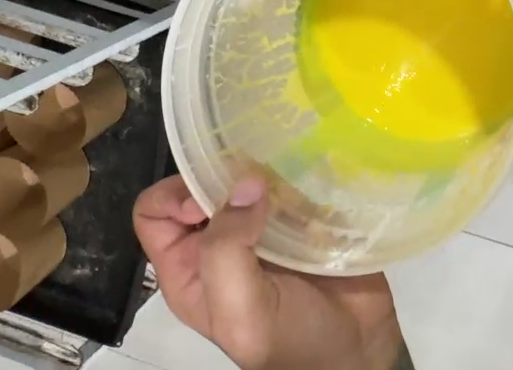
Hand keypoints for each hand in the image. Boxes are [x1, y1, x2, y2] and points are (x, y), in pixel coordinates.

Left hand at [133, 175, 403, 369]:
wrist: (356, 346)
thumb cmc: (291, 340)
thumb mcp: (243, 312)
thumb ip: (227, 253)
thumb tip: (246, 184)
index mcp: (191, 267)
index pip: (156, 213)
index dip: (174, 195)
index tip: (212, 197)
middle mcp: (223, 241)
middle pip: (204, 183)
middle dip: (228, 171)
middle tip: (263, 174)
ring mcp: (266, 224)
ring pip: (253, 174)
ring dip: (272, 165)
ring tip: (296, 167)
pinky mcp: (306, 213)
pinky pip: (298, 176)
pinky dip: (306, 167)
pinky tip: (320, 171)